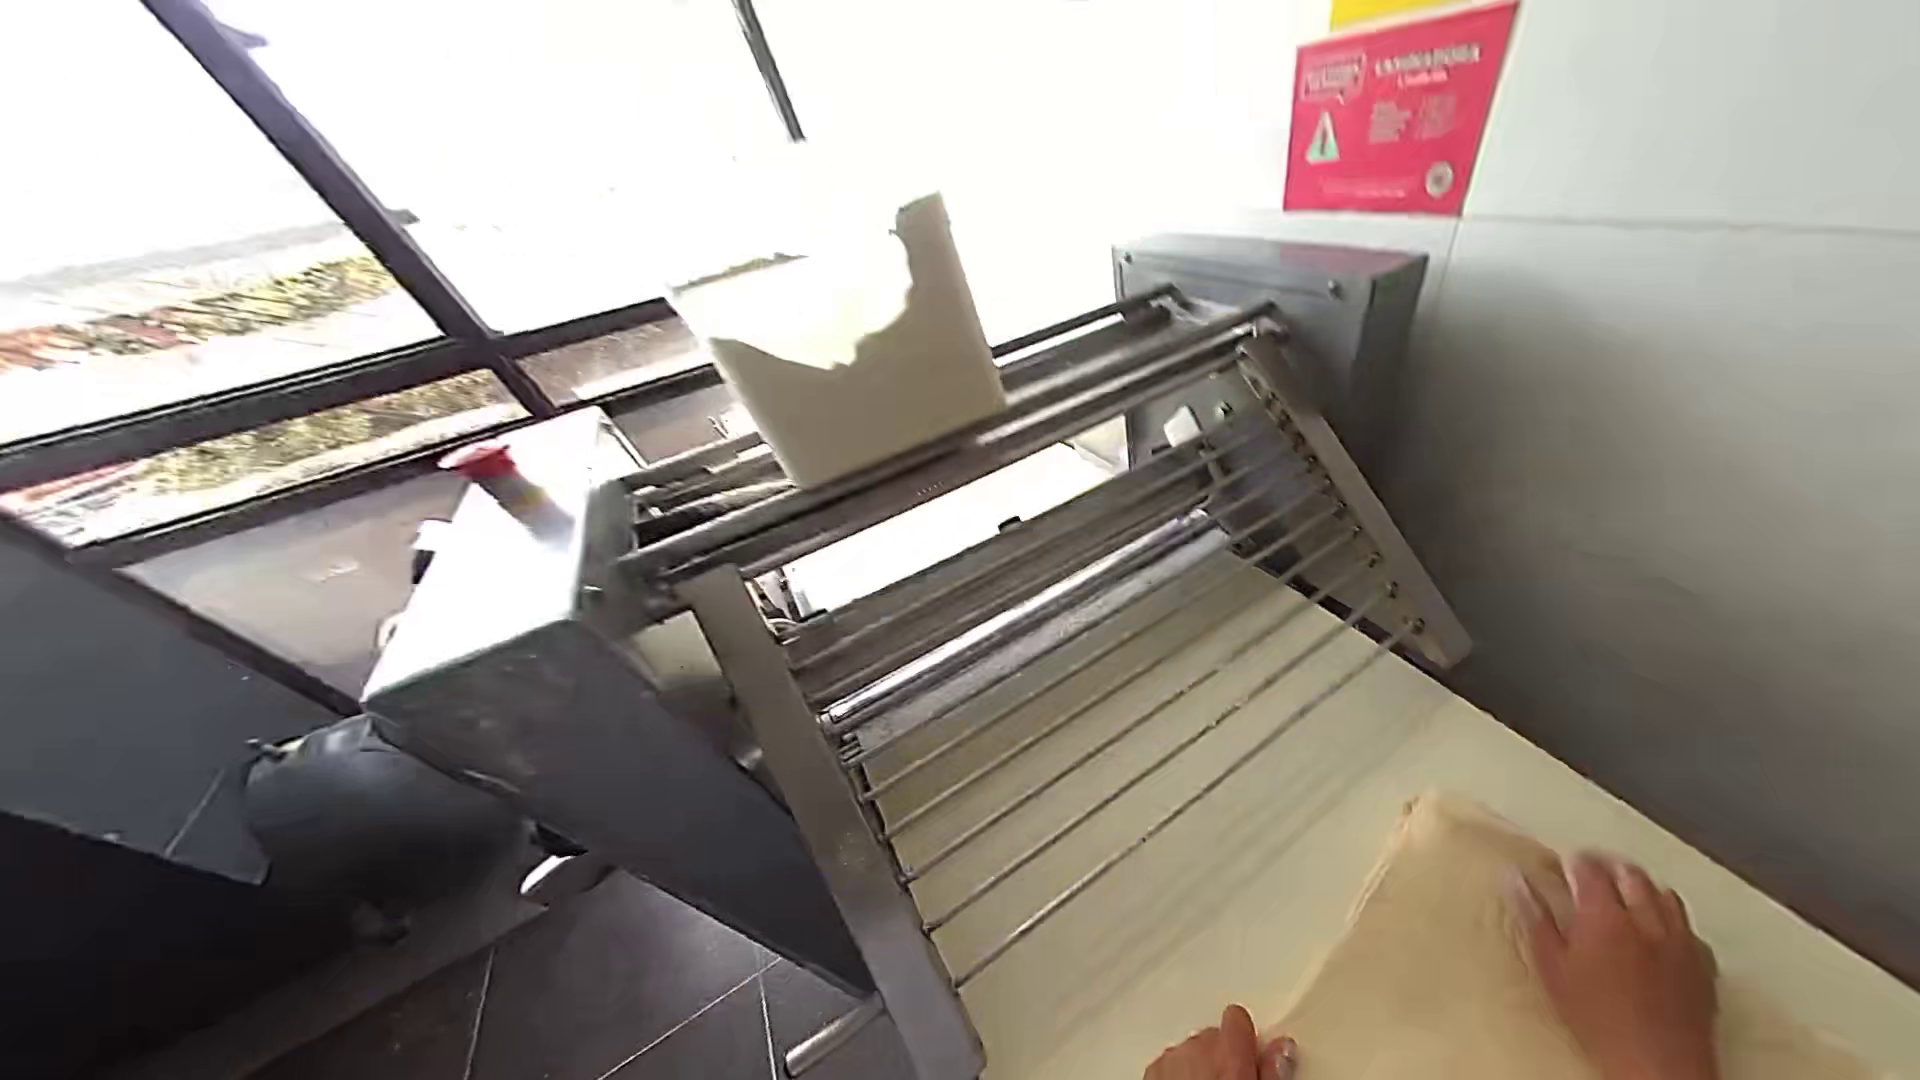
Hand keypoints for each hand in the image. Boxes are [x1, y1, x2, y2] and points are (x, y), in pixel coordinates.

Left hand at [1144, 1004, 1295, 1079]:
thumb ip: (1272, 1076)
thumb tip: (1281, 1052)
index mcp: (1228, 1057)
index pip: (1237, 1019)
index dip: (1247, 1039)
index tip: (1254, 1057)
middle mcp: (1196, 1050)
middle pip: (1214, 1037)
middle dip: (1225, 1058)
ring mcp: (1171, 1060)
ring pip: (1193, 1051)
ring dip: (1202, 1068)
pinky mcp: (1152, 1072)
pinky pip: (1172, 1064)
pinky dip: (1181, 1076)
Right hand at [1511, 852, 1719, 1079]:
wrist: (1656, 1066)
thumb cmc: (1592, 1013)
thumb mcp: (1550, 963)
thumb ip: (1534, 915)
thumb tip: (1516, 876)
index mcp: (1605, 917)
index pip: (1591, 869)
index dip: (1575, 860)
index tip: (1563, 861)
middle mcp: (1647, 923)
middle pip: (1633, 876)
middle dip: (1610, 865)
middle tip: (1591, 868)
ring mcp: (1681, 946)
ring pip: (1667, 897)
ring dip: (1643, 887)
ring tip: (1625, 892)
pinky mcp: (1704, 969)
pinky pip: (1690, 929)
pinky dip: (1671, 919)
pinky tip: (1658, 930)